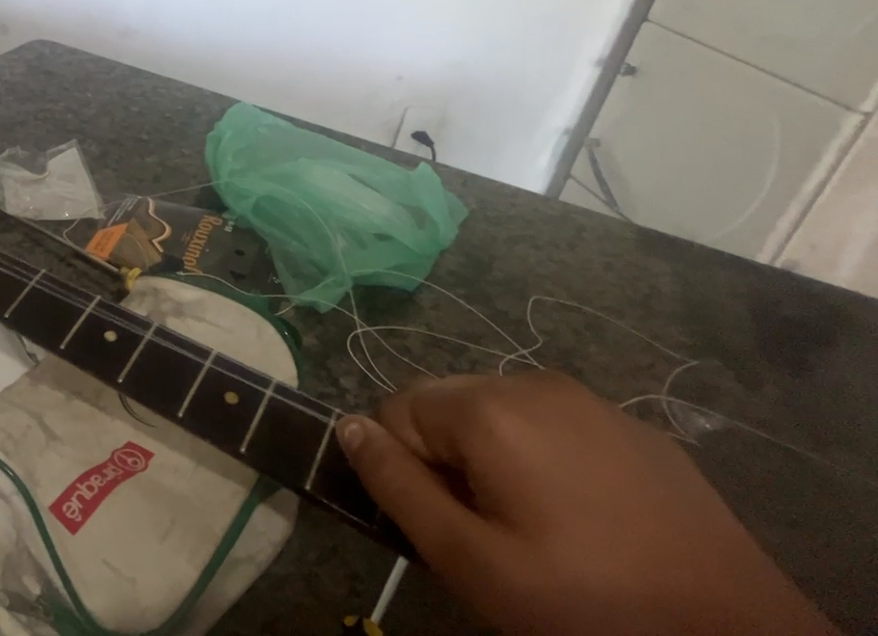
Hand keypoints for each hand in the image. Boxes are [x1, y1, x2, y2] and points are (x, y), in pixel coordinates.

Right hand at [339, 372, 835, 635]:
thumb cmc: (589, 602)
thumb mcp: (471, 560)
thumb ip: (395, 485)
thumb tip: (346, 425)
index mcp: (488, 406)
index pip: (395, 411)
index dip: (406, 469)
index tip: (447, 524)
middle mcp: (534, 382)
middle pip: (445, 406)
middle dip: (447, 460)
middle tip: (488, 532)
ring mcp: (594, 402)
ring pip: (497, 414)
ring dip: (493, 459)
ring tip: (535, 527)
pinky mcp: (638, 430)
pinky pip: (555, 427)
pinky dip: (545, 460)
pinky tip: (584, 517)